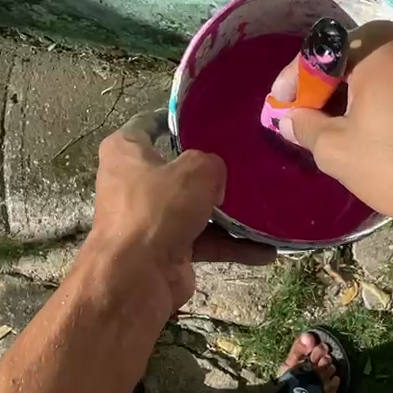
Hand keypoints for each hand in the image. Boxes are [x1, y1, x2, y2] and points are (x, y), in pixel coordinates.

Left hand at [79, 112, 274, 313]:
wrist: (137, 277)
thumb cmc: (158, 208)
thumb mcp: (197, 170)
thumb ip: (213, 164)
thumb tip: (214, 182)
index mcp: (126, 150)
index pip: (151, 123)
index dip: (179, 118)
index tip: (211, 115)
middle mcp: (134, 181)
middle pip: (179, 167)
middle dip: (211, 170)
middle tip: (248, 161)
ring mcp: (150, 217)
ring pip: (195, 207)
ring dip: (229, 213)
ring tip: (265, 206)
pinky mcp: (167, 248)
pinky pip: (206, 241)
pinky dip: (232, 245)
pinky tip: (266, 250)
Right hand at [278, 19, 392, 235]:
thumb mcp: (336, 151)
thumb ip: (304, 126)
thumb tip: (288, 117)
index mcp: (377, 45)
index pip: (319, 54)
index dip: (293, 81)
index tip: (280, 106)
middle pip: (351, 54)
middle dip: (326, 85)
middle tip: (309, 117)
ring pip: (380, 64)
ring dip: (356, 88)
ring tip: (342, 124)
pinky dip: (385, 92)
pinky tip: (379, 124)